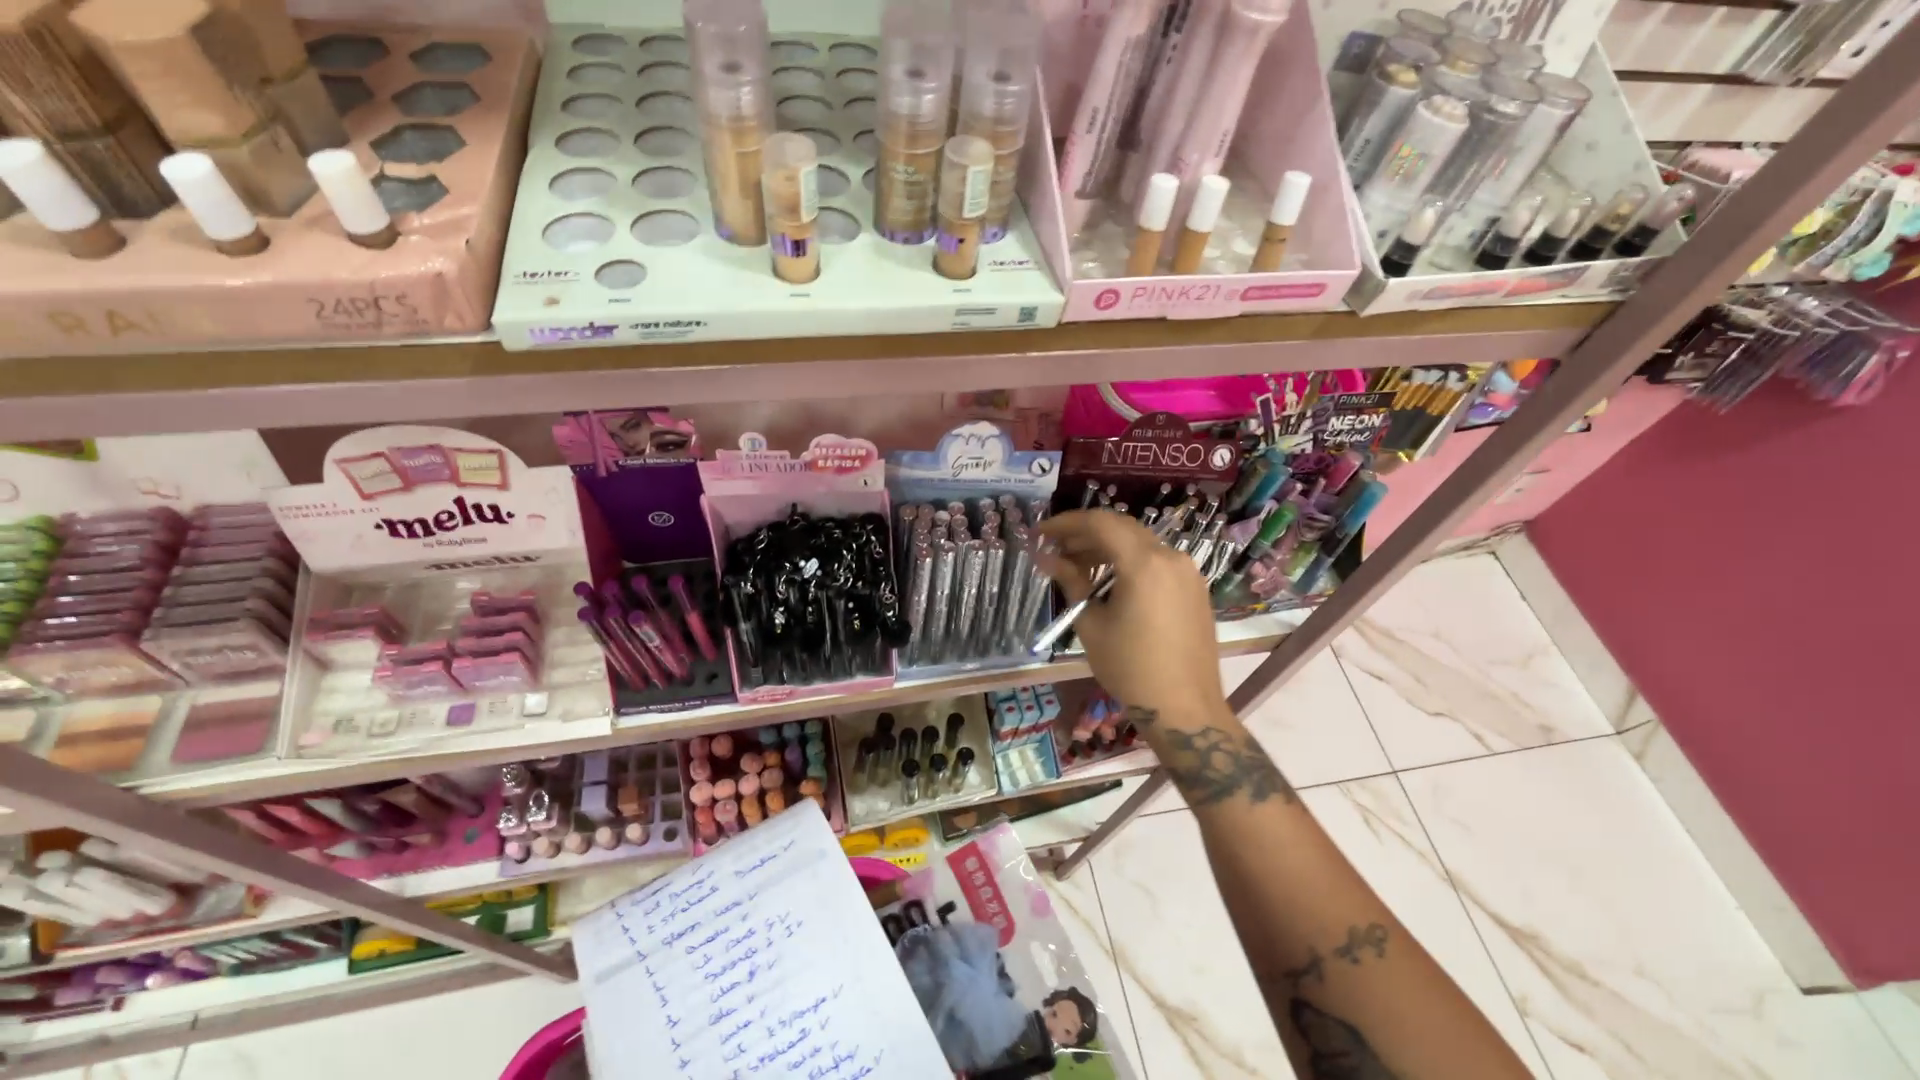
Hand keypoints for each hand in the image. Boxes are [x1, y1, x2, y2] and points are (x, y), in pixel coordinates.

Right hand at [1036, 509, 1225, 717]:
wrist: (1184, 706)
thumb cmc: (1130, 668)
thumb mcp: (1091, 624)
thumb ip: (1071, 582)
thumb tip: (1046, 558)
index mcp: (1144, 563)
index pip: (1100, 523)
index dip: (1067, 523)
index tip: (1042, 533)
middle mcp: (1171, 557)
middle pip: (1122, 528)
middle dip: (1086, 534)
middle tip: (1056, 549)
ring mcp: (1188, 572)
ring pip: (1141, 543)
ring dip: (1108, 547)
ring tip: (1078, 565)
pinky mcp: (1195, 588)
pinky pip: (1158, 561)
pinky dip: (1131, 561)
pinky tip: (1110, 581)